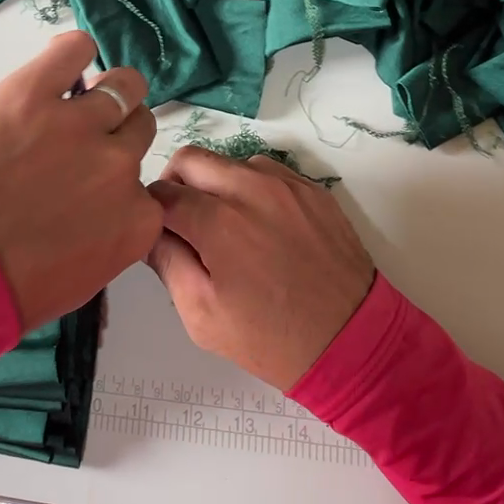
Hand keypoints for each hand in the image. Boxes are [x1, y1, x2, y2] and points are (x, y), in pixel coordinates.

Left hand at [0, 31, 161, 327]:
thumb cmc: (7, 289)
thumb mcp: (81, 275)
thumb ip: (109, 236)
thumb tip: (106, 210)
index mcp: (135, 219)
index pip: (146, 186)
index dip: (118, 181)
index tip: (92, 185)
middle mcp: (120, 165)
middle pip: (140, 126)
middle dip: (116, 131)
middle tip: (80, 140)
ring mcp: (80, 125)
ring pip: (123, 85)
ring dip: (107, 90)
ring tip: (76, 96)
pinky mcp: (35, 92)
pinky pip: (74, 50)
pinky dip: (73, 53)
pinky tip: (61, 65)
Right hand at [146, 148, 375, 389]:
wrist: (353, 343)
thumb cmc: (270, 339)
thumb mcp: (201, 315)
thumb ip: (167, 263)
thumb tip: (150, 232)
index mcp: (217, 222)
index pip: (161, 193)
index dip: (150, 210)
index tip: (155, 230)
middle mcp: (250, 190)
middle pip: (190, 159)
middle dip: (175, 183)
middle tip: (181, 220)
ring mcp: (286, 185)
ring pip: (229, 161)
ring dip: (215, 184)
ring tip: (224, 225)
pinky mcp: (313, 191)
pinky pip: (267, 171)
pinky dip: (250, 188)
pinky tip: (258, 224)